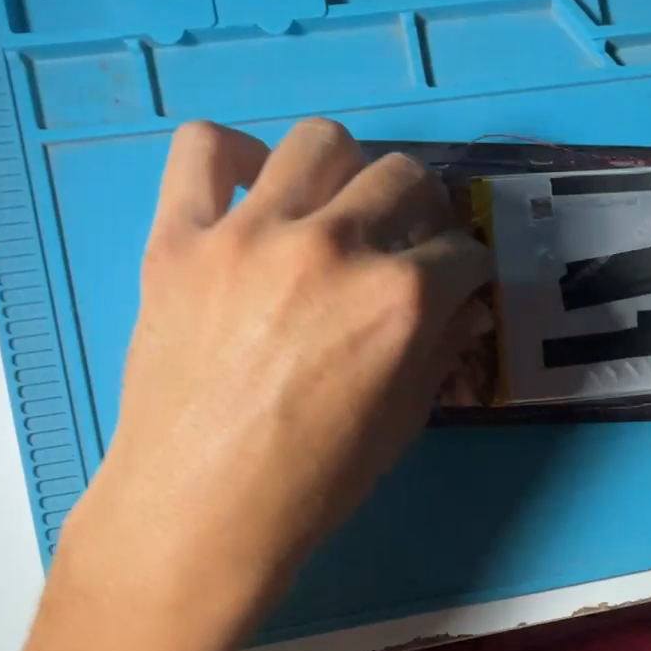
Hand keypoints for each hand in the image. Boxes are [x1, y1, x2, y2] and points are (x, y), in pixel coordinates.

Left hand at [57, 119, 492, 635]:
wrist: (203, 509)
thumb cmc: (318, 481)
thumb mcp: (404, 420)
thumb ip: (441, 349)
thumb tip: (468, 309)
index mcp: (400, 300)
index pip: (463, 250)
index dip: (471, 268)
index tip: (460, 281)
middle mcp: (334, 247)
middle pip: (404, 177)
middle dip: (426, 207)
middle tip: (410, 240)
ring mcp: (249, 234)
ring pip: (320, 141)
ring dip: (348, 170)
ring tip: (337, 209)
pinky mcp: (180, 238)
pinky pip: (203, 149)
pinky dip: (234, 157)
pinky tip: (252, 191)